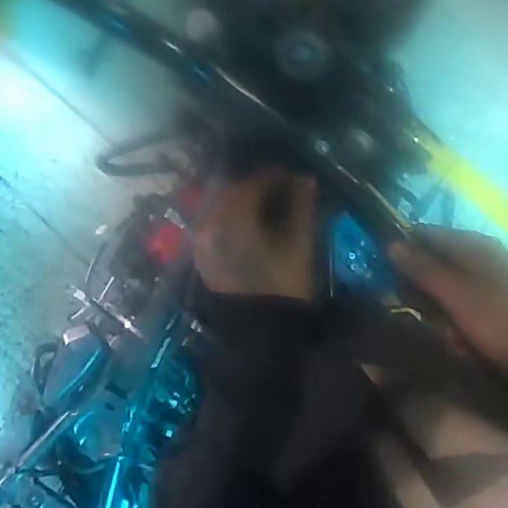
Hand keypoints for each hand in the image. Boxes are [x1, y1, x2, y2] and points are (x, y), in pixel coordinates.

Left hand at [196, 169, 318, 301]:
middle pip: (234, 191)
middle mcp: (211, 222)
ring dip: (242, 200)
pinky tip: (248, 222)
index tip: (294, 178)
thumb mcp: (299, 243)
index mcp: (234, 216)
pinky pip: (214, 222)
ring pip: (221, 205)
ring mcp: (202, 239)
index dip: (275, 176)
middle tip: (282, 188)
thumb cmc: (284, 283)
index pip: (253, 184)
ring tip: (266, 204)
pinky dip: (230, 216)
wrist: (260, 331)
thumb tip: (305, 180)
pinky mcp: (202, 254)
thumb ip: (301, 206)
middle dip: (257, 186)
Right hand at [389, 227, 507, 368]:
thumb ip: (422, 267)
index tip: (383, 276)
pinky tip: (463, 344)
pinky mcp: (495, 307)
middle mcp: (480, 256)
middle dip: (421, 291)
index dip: (401, 251)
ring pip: (444, 291)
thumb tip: (389, 242)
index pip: (423, 234)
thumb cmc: (500, 319)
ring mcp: (489, 282)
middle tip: (420, 315)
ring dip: (439, 314)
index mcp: (472, 243)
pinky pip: (462, 309)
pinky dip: (458, 325)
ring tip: (448, 336)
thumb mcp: (456, 293)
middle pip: (432, 263)